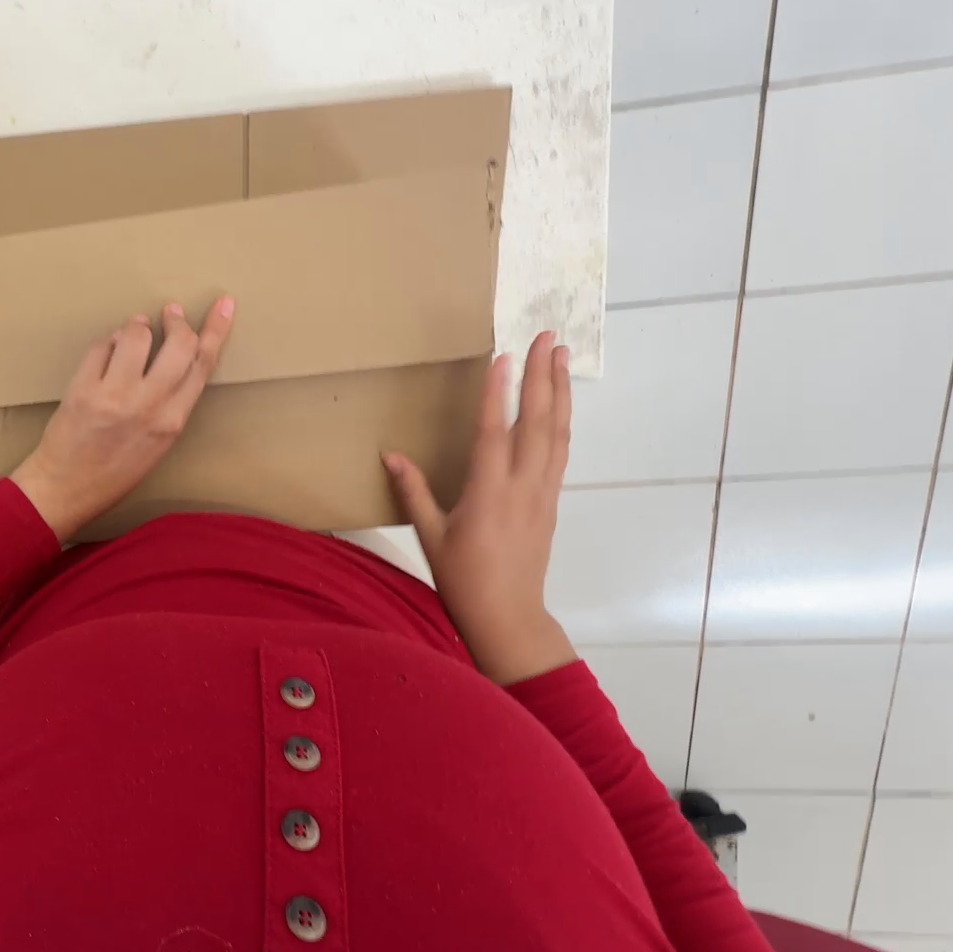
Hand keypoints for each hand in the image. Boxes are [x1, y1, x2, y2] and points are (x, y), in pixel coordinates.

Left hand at [10, 297, 235, 540]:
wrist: (65, 489)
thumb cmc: (112, 473)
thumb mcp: (157, 446)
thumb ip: (170, 406)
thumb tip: (172, 359)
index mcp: (172, 422)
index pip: (203, 365)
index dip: (216, 330)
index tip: (223, 306)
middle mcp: (148, 406)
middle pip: (179, 343)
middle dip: (178, 320)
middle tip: (171, 313)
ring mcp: (114, 396)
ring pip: (137, 335)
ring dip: (138, 325)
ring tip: (134, 330)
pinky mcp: (83, 389)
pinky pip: (102, 345)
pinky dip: (108, 341)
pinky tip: (107, 350)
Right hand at [383, 331, 576, 684]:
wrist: (508, 614)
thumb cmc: (462, 577)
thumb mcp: (429, 535)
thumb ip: (413, 492)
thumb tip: (390, 455)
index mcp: (489, 494)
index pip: (496, 433)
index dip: (498, 394)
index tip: (503, 358)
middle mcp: (523, 486)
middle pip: (539, 423)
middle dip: (543, 377)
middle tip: (549, 337)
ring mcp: (543, 492)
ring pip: (558, 433)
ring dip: (561, 392)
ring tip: (562, 357)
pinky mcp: (551, 500)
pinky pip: (560, 452)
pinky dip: (562, 421)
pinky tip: (561, 404)